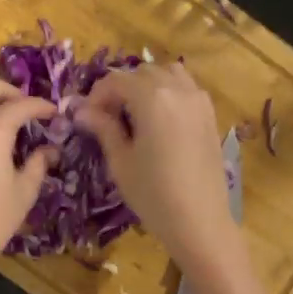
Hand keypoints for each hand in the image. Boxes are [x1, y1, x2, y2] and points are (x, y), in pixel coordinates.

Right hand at [74, 64, 236, 268]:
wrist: (200, 221)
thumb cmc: (154, 195)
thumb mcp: (121, 163)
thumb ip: (103, 129)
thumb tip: (81, 111)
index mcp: (152, 98)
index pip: (117, 80)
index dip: (97, 95)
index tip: (86, 116)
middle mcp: (178, 89)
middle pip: (143, 72)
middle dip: (121, 88)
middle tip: (107, 117)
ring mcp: (199, 100)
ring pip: (168, 74)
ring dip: (147, 85)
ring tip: (134, 114)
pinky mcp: (210, 115)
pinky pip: (186, 89)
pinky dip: (168, 93)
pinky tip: (159, 121)